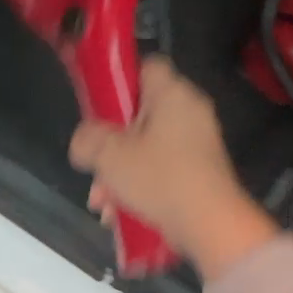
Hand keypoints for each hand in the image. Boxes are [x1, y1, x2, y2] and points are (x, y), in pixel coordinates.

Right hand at [68, 55, 280, 279]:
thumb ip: (88, 140)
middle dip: (110, 146)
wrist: (209, 224)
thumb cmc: (159, 179)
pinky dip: (139, 189)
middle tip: (94, 168)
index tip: (99, 109)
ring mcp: (197, 145)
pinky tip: (120, 214)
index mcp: (173, 95)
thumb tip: (83, 140)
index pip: (146, 68)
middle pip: (139, 117)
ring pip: (145, 150)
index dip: (119, 83)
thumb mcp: (110, 157)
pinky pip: (160, 172)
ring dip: (118, 176)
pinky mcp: (199, 173)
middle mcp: (189, 113)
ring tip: (102, 203)